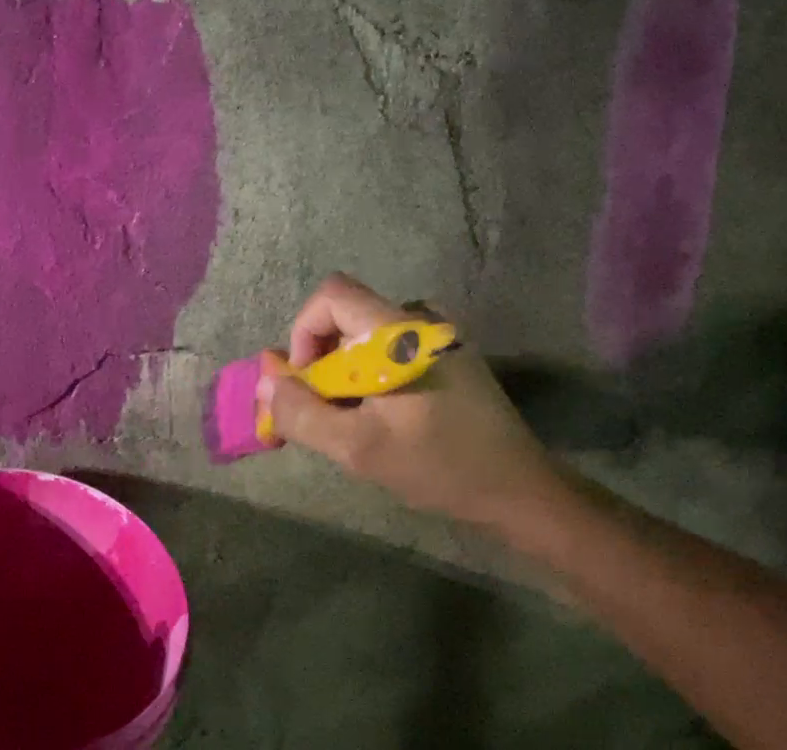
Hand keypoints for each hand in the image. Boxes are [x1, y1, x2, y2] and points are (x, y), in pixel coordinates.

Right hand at [261, 273, 562, 528]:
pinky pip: (389, 349)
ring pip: (365, 336)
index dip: (304, 332)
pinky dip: (369, 376)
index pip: (331, 295)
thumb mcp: (358, 448)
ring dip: (344, 373)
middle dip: (321, 362)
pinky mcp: (448, 356)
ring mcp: (439, 337)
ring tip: (354, 421)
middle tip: (326, 411)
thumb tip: (265, 381)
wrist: (520, 491)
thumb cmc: (439, 466)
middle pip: (346, 316)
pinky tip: (383, 419)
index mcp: (400, 331)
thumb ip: (303, 412)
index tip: (305, 381)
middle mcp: (420, 319)